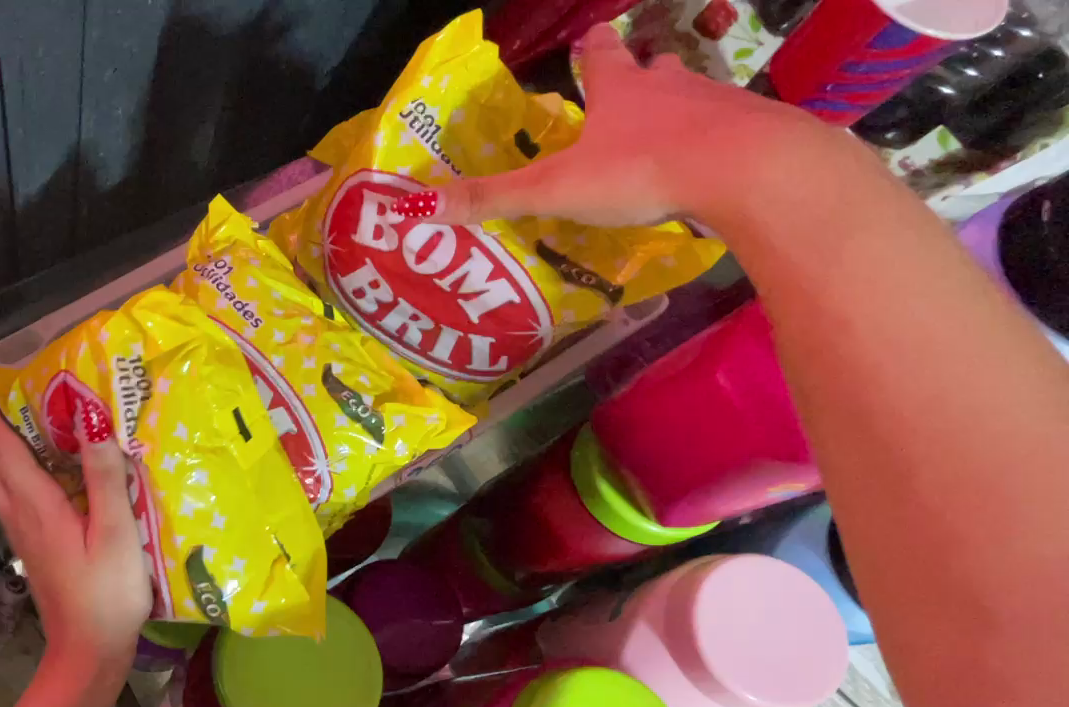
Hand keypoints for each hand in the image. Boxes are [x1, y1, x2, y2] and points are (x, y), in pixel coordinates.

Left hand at [0, 375, 151, 669]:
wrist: (87, 653)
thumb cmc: (107, 597)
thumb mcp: (118, 536)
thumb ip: (106, 481)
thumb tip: (94, 427)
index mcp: (39, 507)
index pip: (1, 450)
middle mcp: (21, 518)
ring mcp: (23, 538)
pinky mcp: (33, 552)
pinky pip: (6, 502)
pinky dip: (1, 477)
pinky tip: (20, 477)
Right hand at [429, 25, 847, 227]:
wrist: (743, 169)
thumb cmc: (640, 170)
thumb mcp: (552, 189)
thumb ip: (490, 199)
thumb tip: (417, 208)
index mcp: (618, 92)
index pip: (598, 58)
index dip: (588, 51)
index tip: (585, 39)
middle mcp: (667, 86)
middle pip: (650, 69)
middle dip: (637, 74)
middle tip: (630, 83)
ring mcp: (713, 105)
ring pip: (689, 96)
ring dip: (673, 108)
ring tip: (662, 132)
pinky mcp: (747, 132)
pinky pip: (722, 132)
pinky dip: (707, 143)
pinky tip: (700, 168)